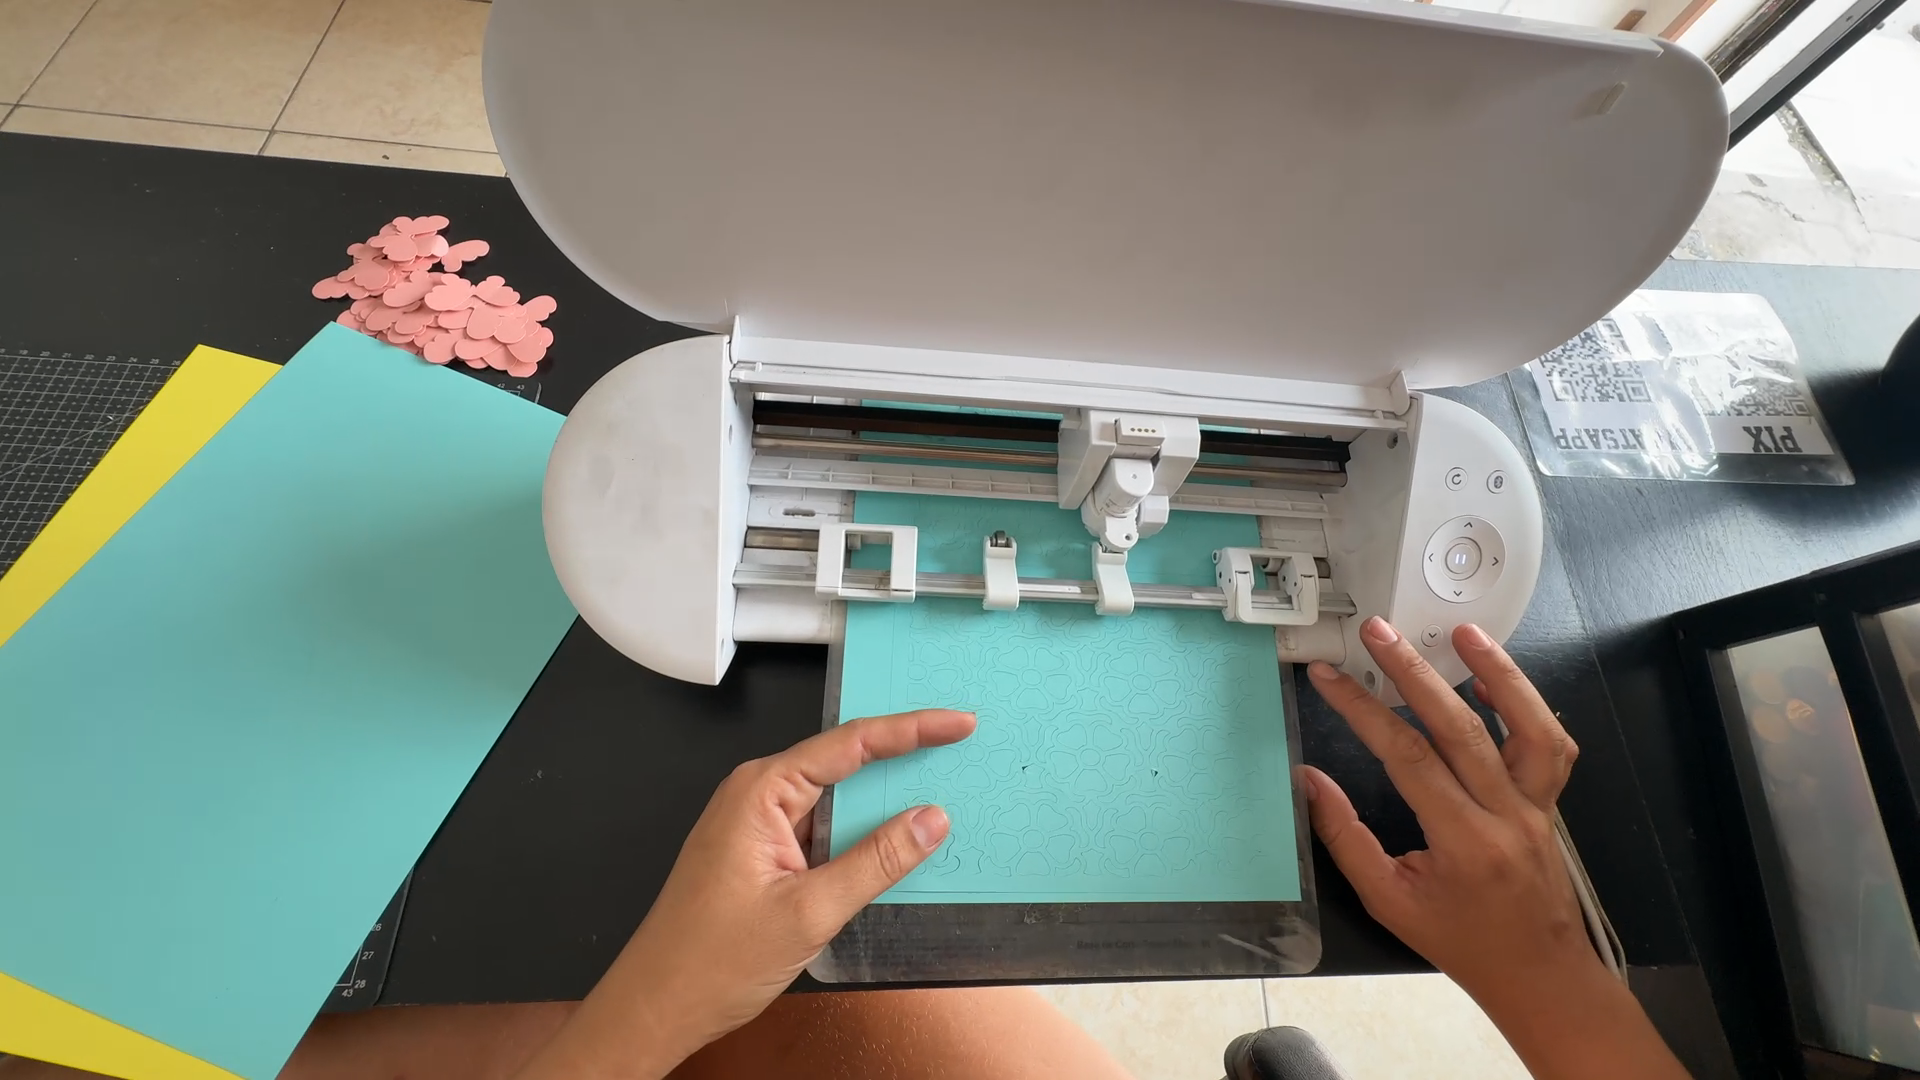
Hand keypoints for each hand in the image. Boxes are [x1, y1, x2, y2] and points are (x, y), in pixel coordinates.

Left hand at [516, 708, 976, 1079]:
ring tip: (935, 796)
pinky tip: (893, 841)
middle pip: (846, 761)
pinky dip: (860, 832)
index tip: (955, 723)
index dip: (911, 729)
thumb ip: (875, 862)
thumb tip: (930, 820)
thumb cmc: (710, 962)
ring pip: (837, 797)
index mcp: (763, 789)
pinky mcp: (766, 846)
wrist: (652, 1010)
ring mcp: (762, 820)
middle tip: (956, 749)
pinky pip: (824, 825)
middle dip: (902, 756)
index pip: (851, 743)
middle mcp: (760, 792)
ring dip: (882, 801)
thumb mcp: (807, 913)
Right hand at [1305, 618, 1685, 1078]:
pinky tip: (1494, 678)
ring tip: (1465, 632)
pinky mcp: (1549, 803)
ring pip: (1531, 729)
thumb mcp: (1385, 898)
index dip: (1361, 708)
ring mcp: (1538, 807)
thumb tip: (1307, 778)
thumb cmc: (1458, 941)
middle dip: (1414, 672)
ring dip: (1498, 674)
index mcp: (1463, 841)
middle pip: (1461, 728)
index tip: (1328, 676)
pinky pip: (1550, 747)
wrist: (1542, 979)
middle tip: (1379, 631)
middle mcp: (1507, 816)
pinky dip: (1526, 705)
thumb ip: (1344, 834)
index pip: (1406, 756)